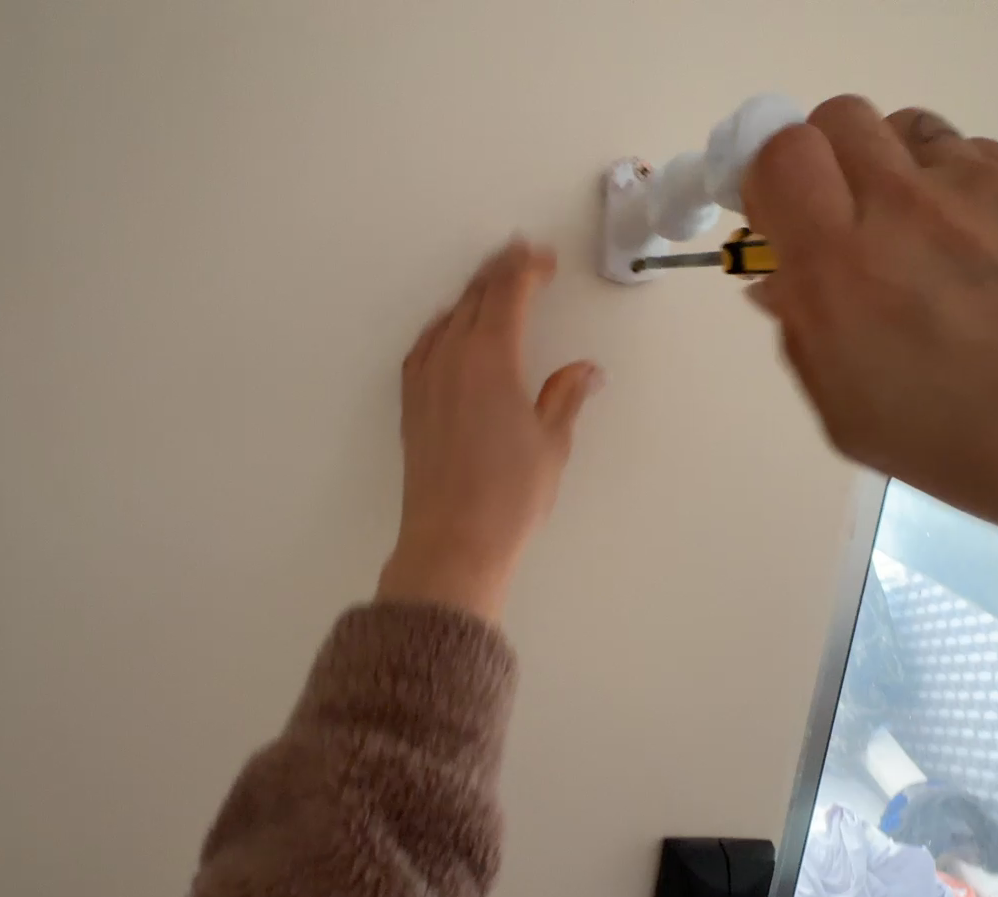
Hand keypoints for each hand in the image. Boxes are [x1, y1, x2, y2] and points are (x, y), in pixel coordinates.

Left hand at [376, 240, 602, 620]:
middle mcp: (452, 357)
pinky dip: (443, 327)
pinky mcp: (410, 402)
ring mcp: (425, 378)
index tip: (545, 258)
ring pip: (447, 318)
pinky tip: (451, 332)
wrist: (453, 540)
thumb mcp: (552, 443)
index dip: (528, 268)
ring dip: (472, 296)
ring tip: (492, 286)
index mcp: (492, 358)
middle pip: (475, 297)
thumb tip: (586, 370)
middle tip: (522, 255)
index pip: (509, 294)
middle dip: (501, 271)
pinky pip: (425, 345)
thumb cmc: (511, 494)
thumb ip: (566, 396)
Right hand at [741, 95, 997, 574]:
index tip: (769, 221)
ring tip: (912, 245)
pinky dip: (953, 192)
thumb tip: (781, 282)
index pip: (776, 157)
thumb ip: (804, 340)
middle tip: (833, 228)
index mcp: (844, 269)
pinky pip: (975, 158)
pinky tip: (985, 260)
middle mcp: (908, 203)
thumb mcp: (854, 421)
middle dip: (815, 164)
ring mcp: (989, 181)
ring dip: (884, 173)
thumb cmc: (976, 452)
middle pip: (835, 118)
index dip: (760, 179)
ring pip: (906, 130)